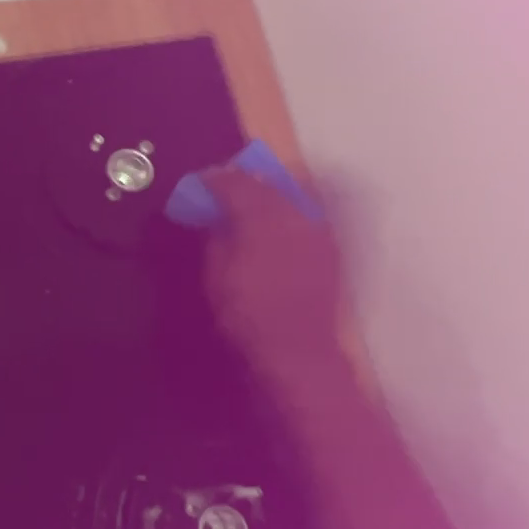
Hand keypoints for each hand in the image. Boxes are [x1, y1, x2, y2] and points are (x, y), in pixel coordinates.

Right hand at [201, 167, 348, 382]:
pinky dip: (283, 214)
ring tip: (247, 206)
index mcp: (262, 219)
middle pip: (268, 185)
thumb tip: (218, 221)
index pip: (237, 184)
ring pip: (289, 198)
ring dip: (267, 196)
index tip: (200, 181)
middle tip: (222, 189)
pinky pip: (302, 216)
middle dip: (243, 183)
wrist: (296, 349)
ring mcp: (317, 230)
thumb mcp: (216, 276)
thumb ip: (217, 240)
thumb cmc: (246, 315)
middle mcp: (295, 215)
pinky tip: (271, 227)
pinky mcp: (328, 247)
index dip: (215, 179)